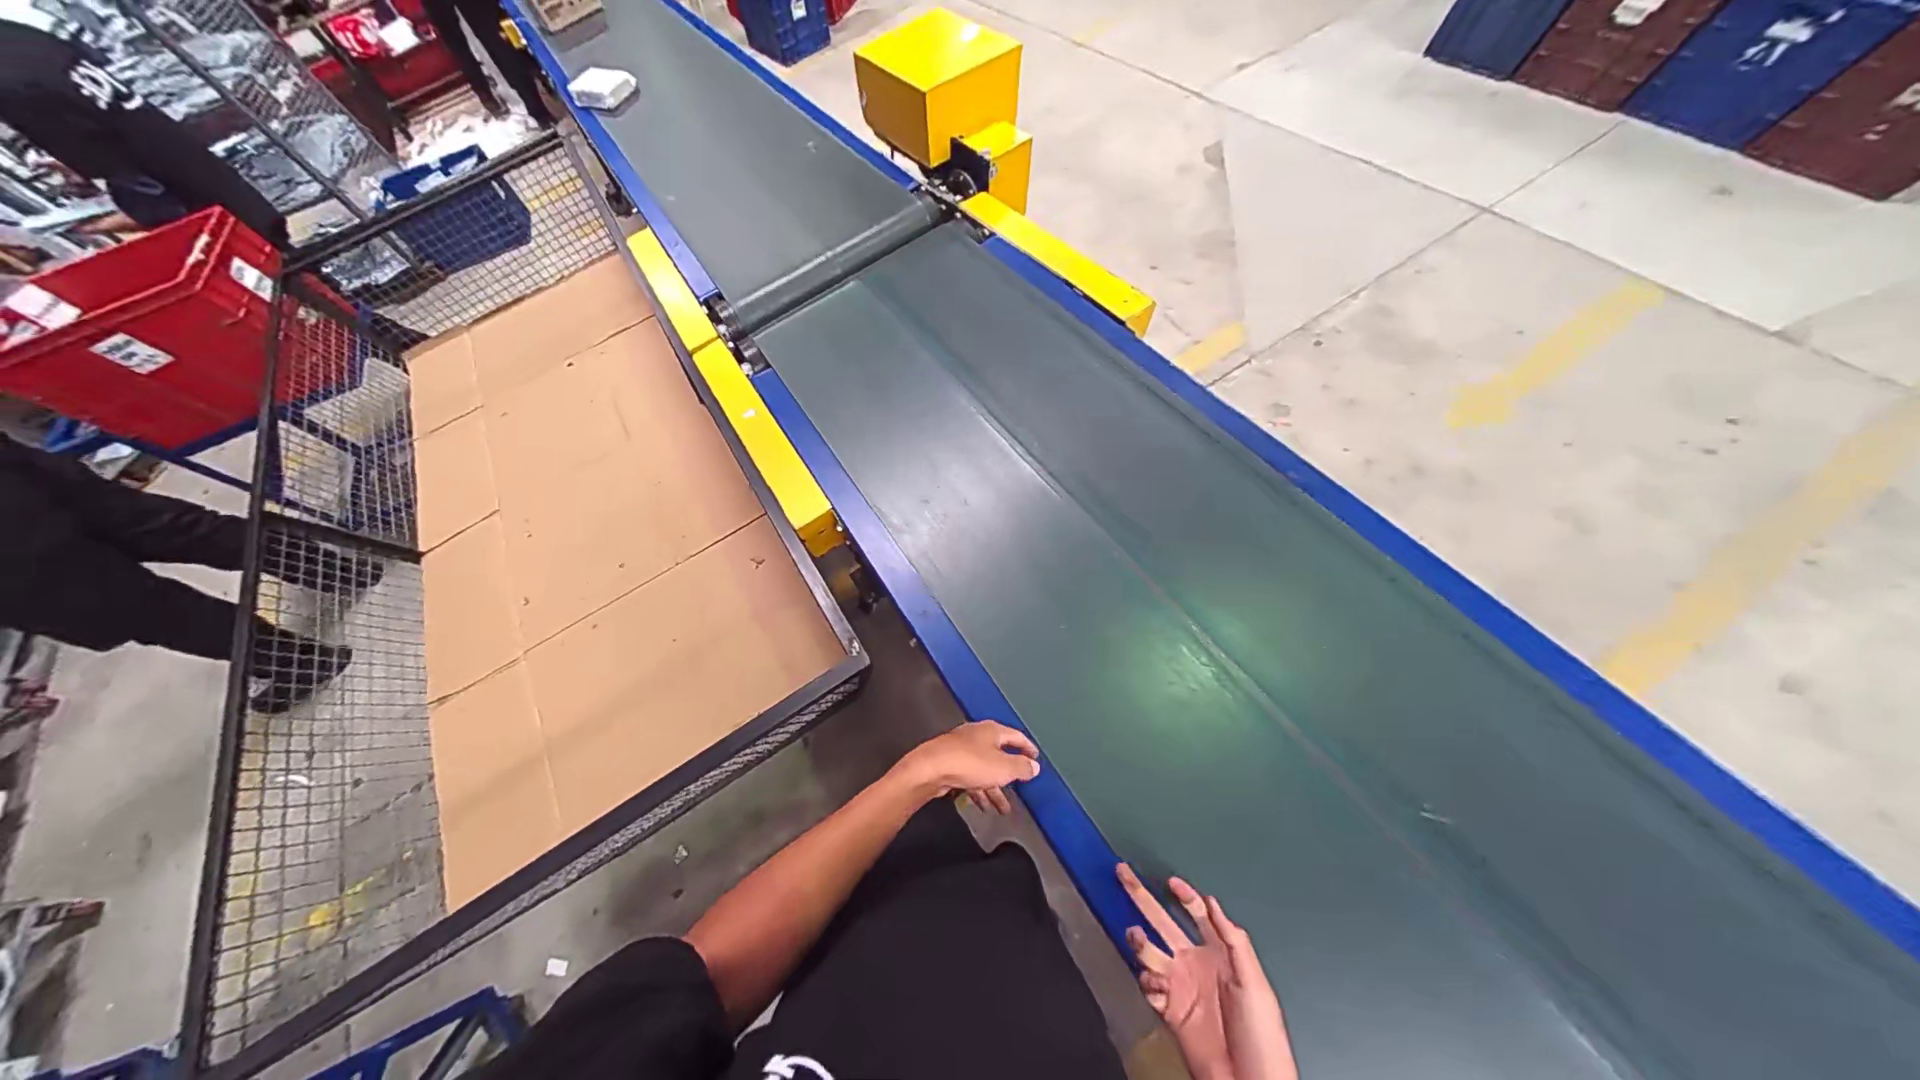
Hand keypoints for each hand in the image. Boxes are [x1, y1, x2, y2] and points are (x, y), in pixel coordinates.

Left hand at [891, 721, 1040, 814]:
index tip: (1035, 758)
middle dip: (1009, 776)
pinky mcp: (949, 763)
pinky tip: (982, 805)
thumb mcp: (1003, 768)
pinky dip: (979, 790)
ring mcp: (961, 749)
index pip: (1016, 737)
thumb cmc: (970, 763)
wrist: (930, 769)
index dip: (1027, 748)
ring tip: (1002, 809)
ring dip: (994, 789)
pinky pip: (970, 777)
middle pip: (998, 755)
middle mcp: (977, 736)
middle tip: (1019, 790)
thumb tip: (1034, 766)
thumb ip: (1021, 767)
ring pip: (984, 770)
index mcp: (992, 731)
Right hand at [1118, 865, 1296, 1079]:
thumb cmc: (1261, 1035)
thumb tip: (1213, 903)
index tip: (1171, 882)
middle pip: (1163, 922)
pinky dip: (1147, 981)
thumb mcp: (1255, 985)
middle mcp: (1195, 964)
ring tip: (1137, 938)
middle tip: (1124, 875)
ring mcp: (1180, 986)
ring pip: (1150, 951)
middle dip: (1143, 898)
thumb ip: (1234, 942)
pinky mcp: (1168, 1010)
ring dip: (1140, 941)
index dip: (1185, 896)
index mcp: (1219, 955)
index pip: (1198, 915)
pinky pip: (1148, 986)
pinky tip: (1154, 986)